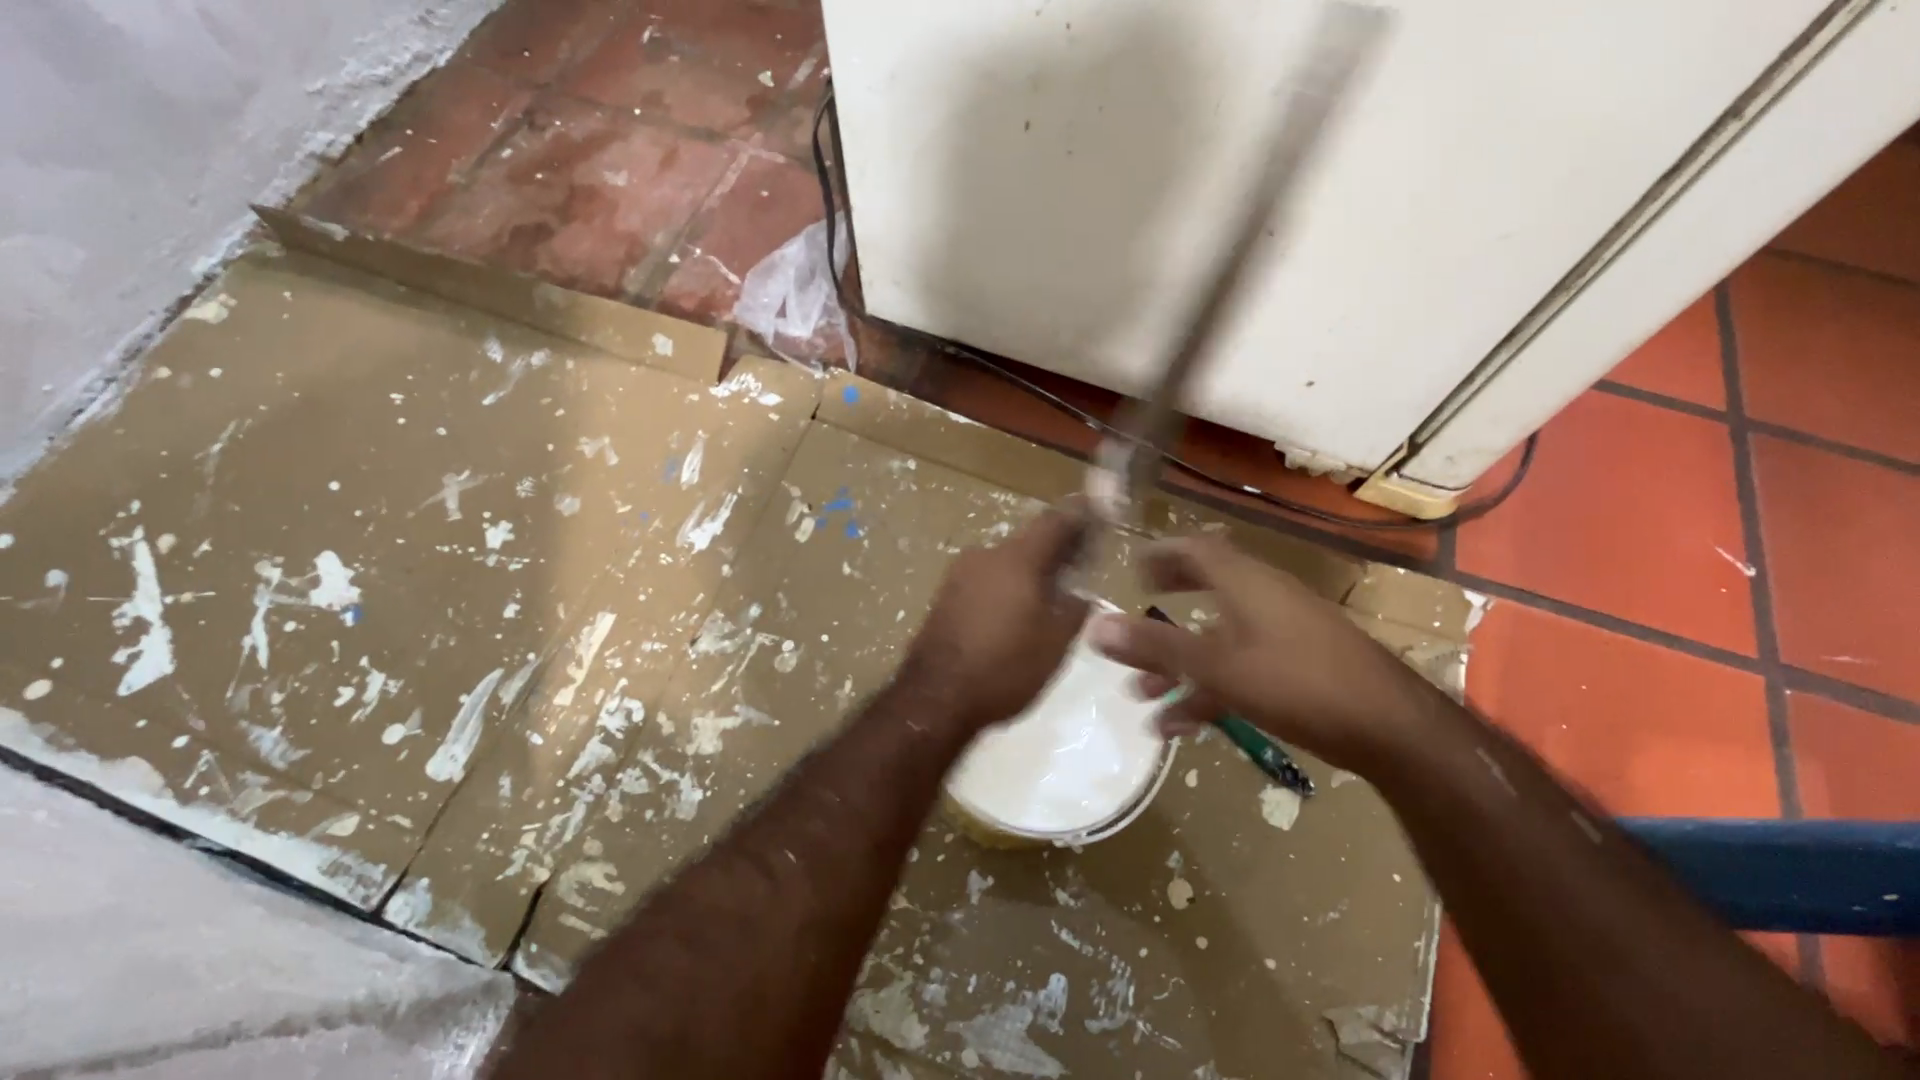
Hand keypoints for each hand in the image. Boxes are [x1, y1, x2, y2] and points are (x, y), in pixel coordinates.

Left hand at [902, 501, 1091, 729]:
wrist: (934, 700)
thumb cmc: (1005, 668)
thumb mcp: (1057, 641)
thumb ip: (1076, 606)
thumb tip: (1080, 589)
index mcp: (1018, 557)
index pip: (1057, 519)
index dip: (1082, 514)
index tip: (1100, 512)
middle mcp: (985, 554)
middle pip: (1029, 542)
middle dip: (1056, 551)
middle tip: (1079, 570)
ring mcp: (958, 575)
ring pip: (1006, 564)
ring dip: (1028, 574)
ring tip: (1048, 602)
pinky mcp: (944, 597)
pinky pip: (985, 582)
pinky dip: (1006, 590)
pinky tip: (1015, 618)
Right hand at [1088, 533, 1441, 771]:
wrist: (1389, 728)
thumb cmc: (1299, 683)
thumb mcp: (1218, 667)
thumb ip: (1156, 648)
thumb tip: (1095, 626)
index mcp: (1246, 584)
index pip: (1197, 550)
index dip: (1161, 554)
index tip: (1130, 569)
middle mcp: (1265, 600)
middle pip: (1207, 591)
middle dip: (1166, 609)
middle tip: (1133, 619)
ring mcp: (1284, 635)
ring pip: (1220, 640)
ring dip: (1180, 665)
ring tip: (1141, 696)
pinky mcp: (1298, 669)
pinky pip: (1240, 669)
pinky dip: (1208, 689)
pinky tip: (1179, 726)